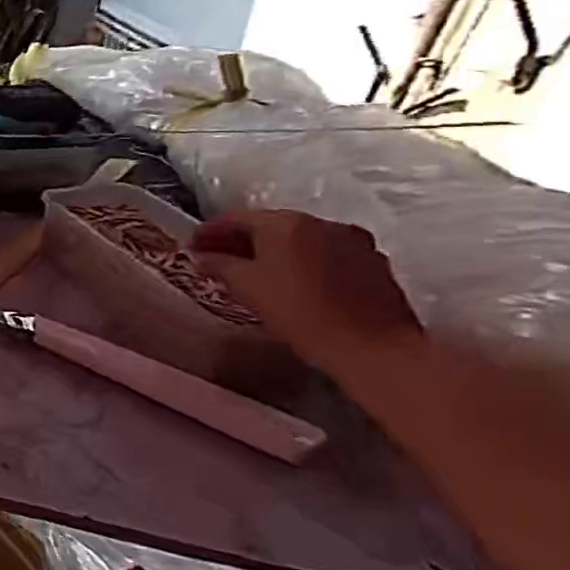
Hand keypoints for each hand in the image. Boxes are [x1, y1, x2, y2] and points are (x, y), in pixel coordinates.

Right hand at [188, 210, 422, 372]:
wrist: (375, 351)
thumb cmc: (301, 313)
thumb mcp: (248, 287)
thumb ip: (219, 264)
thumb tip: (200, 256)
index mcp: (284, 222)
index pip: (236, 218)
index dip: (211, 231)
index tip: (194, 245)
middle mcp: (319, 221)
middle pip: (271, 226)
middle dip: (244, 241)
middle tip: (221, 258)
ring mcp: (352, 240)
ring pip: (302, 240)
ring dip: (278, 251)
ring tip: (260, 272)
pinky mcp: (375, 262)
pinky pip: (328, 254)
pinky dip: (307, 263)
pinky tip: (297, 283)